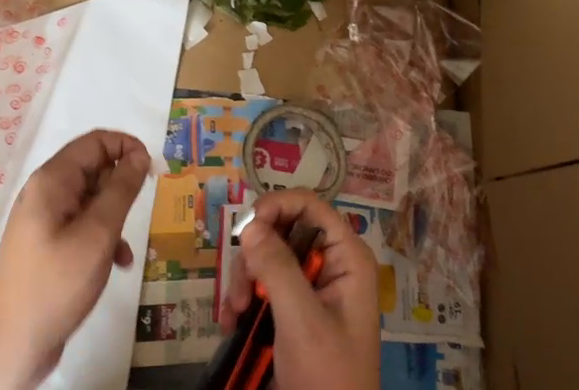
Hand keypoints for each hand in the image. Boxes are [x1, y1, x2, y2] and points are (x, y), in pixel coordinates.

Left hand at [0, 130, 149, 389]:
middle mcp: (44, 193)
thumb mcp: (97, 233)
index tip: (152, 171)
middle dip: (122, 185)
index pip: (95, 141)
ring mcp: (43, 220)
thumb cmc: (56, 283)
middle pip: (92, 168)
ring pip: (90, 200)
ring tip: (127, 247)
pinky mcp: (45, 245)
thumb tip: (139, 155)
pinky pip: (81, 225)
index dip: (126, 147)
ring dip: (115, 216)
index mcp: (52, 180)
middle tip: (144, 208)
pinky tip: (116, 263)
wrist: (11, 345)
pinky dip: (102, 237)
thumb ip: (121, 190)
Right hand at [224, 189, 381, 389]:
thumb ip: (277, 267)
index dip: (276, 206)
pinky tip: (232, 322)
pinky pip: (262, 285)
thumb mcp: (302, 319)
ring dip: (245, 281)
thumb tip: (250, 223)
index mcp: (346, 256)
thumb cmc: (327, 373)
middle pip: (283, 229)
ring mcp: (311, 287)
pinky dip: (243, 299)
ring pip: (267, 256)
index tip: (245, 228)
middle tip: (242, 289)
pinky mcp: (293, 309)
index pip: (309, 205)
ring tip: (236, 313)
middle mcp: (330, 264)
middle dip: (255, 255)